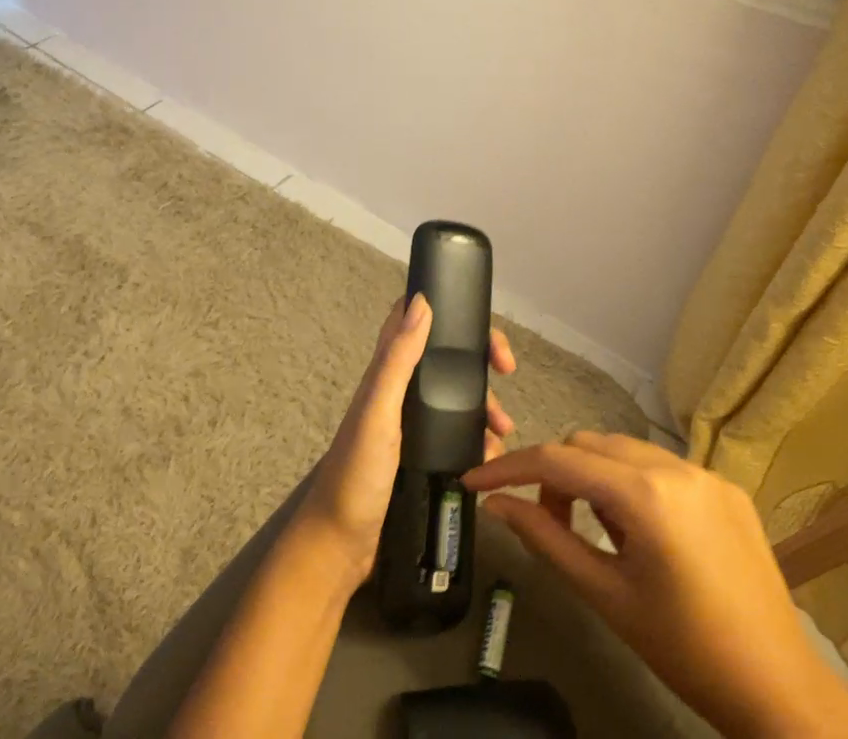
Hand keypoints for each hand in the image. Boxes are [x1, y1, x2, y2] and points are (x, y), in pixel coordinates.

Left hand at [295, 294, 517, 584]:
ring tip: (504, 431)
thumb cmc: (357, 476)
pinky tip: (490, 456)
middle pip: (444, 360)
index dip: (447, 313)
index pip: (415, 323)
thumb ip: (398, 360)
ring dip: (483, 404)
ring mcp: (408, 427)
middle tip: (508, 373)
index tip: (482, 330)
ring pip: (455, 398)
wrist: (339, 545)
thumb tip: (421, 301)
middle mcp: (396, 394)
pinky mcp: (420, 457)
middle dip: (479, 361)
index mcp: (384, 376)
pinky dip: (477, 438)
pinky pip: (456, 435)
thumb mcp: (379, 413)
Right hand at [462, 433, 847, 738]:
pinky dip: (630, 484)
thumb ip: (544, 537)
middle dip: (552, 473)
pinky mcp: (727, 490)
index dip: (507, 468)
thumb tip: (494, 504)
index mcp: (645, 494)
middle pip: (588, 445)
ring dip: (591, 476)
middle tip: (542, 520)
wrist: (774, 684)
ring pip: (623, 450)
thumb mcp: (603, 592)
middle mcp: (677, 467)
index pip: (556, 461)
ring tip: (595, 532)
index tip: (472, 482)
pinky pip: (660, 467)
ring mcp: (707, 474)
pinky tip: (637, 532)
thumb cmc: (680, 646)